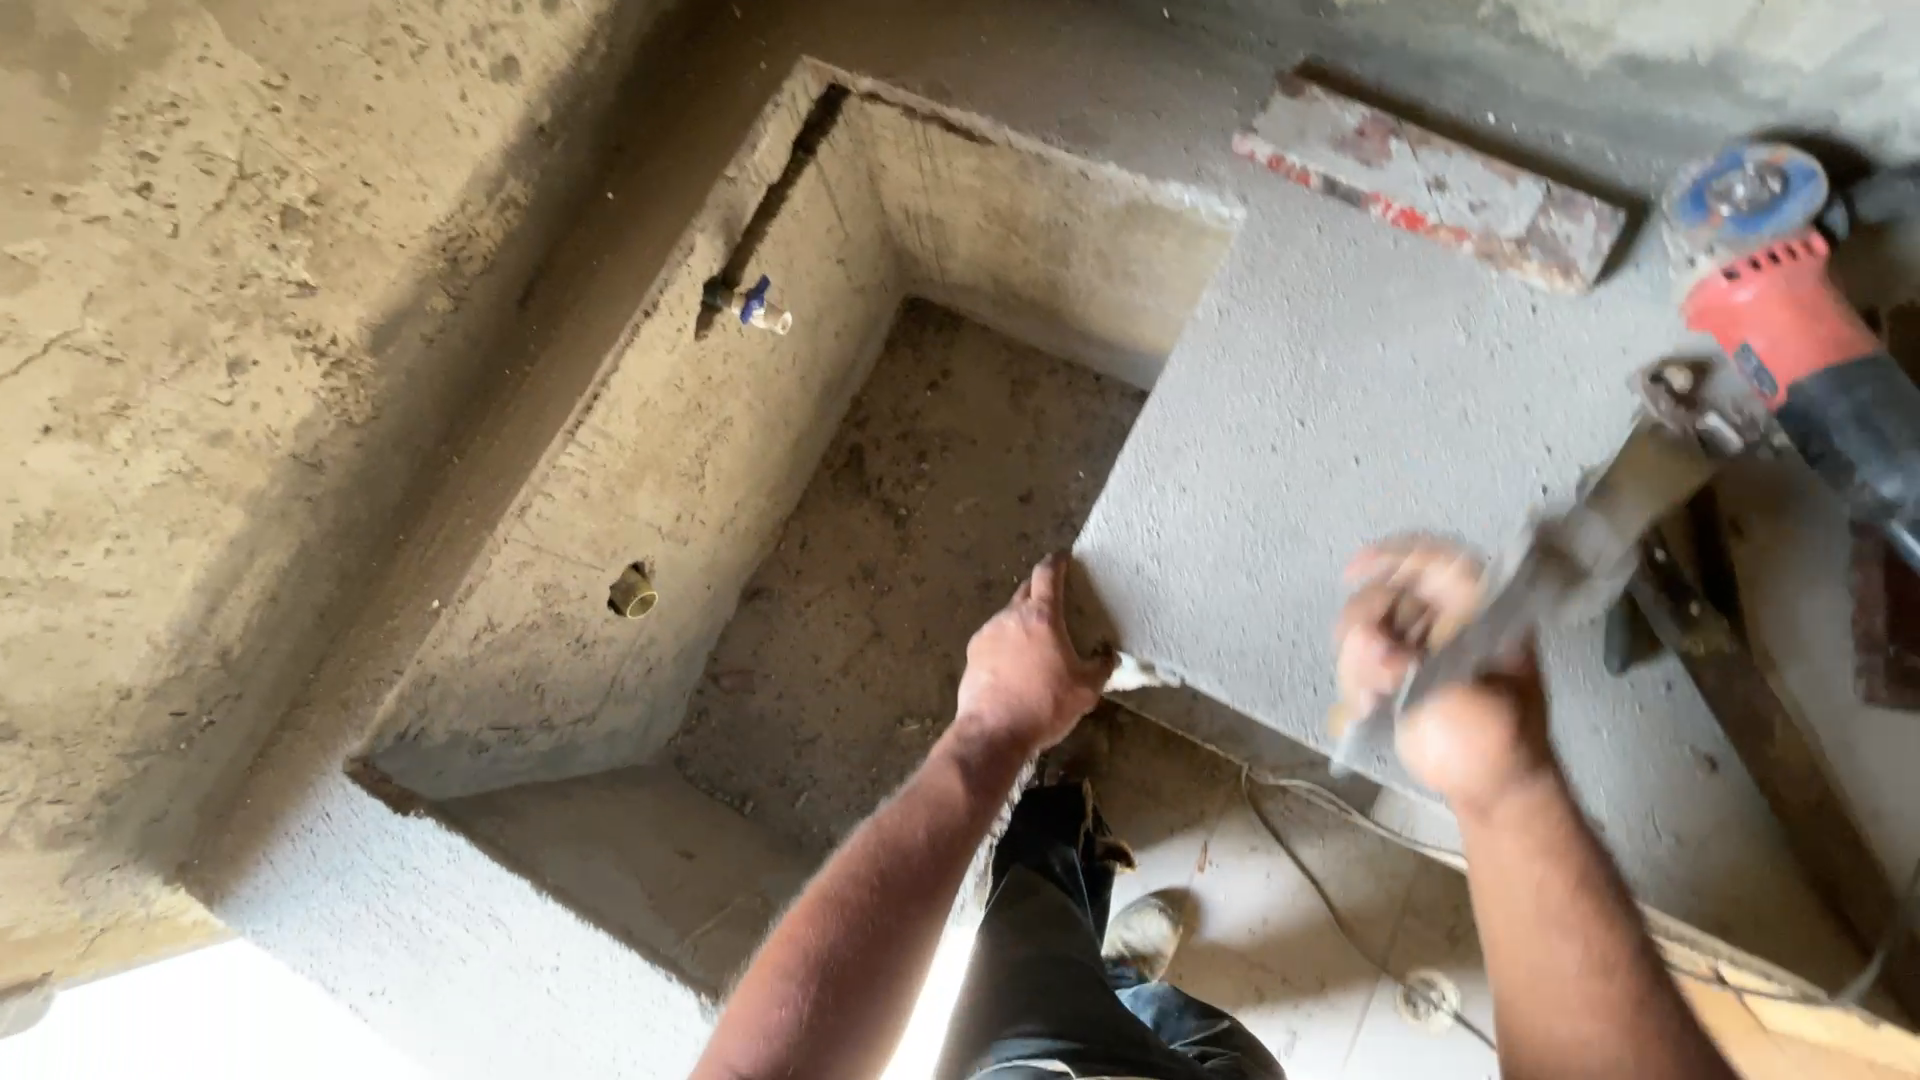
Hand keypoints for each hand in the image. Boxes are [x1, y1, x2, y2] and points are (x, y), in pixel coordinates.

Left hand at [956, 553, 1113, 755]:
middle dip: (1040, 589)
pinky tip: (1014, 664)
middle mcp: (1011, 616)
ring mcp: (987, 633)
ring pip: (1009, 616)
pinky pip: (994, 638)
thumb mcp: (1086, 690)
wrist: (993, 731)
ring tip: (1036, 641)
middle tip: (1055, 598)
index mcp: (1041, 617)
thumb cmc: (1044, 705)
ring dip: (1023, 620)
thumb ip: (1101, 667)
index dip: (1056, 561)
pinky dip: (1007, 642)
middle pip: (1025, 590)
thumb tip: (1108, 656)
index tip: (1063, 556)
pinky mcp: (973, 652)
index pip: (1047, 574)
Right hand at [1335, 535, 1557, 813]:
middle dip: (1366, 629)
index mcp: (1481, 616)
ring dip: (1358, 664)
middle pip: (1384, 593)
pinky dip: (1354, 682)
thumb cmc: (1496, 747)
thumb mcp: (1469, 702)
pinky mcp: (1394, 670)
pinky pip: (1355, 658)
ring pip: (1361, 627)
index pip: (1437, 561)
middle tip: (1376, 670)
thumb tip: (1373, 645)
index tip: (1354, 572)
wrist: (1489, 792)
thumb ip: (1416, 668)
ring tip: (1377, 700)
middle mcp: (1445, 621)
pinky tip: (1369, 708)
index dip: (1394, 556)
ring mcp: (1417, 646)